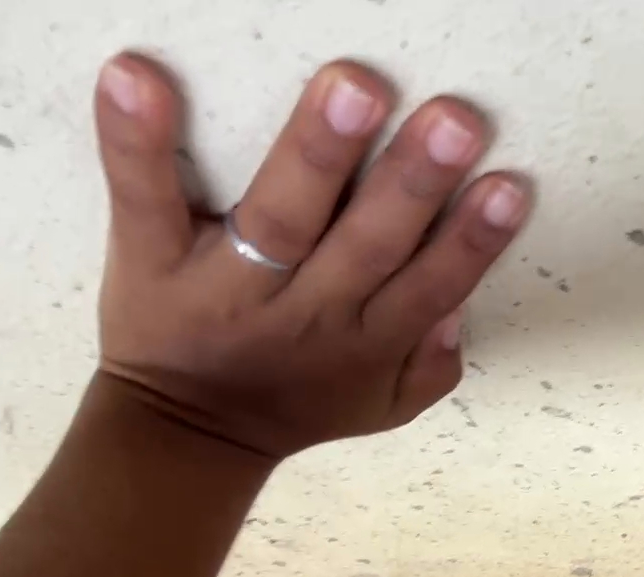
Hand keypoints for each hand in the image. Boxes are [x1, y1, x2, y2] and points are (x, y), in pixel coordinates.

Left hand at [91, 53, 529, 459]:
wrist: (193, 432)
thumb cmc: (305, 405)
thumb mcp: (392, 405)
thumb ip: (435, 363)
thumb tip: (459, 304)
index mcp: (371, 342)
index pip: (433, 286)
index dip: (473, 241)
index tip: (508, 188)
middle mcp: (310, 313)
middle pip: (371, 245)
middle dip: (415, 183)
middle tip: (454, 120)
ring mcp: (229, 285)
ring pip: (282, 218)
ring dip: (317, 154)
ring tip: (354, 89)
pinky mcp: (152, 258)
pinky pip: (143, 198)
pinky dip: (135, 142)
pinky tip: (138, 77)